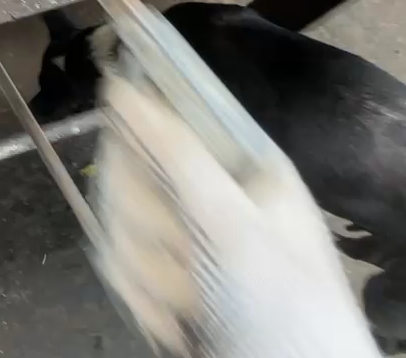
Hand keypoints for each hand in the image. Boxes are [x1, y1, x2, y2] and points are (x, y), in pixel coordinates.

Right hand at [94, 76, 379, 357]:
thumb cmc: (284, 309)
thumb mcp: (235, 226)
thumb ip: (177, 153)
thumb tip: (121, 86)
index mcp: (239, 164)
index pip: (163, 118)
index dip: (141, 143)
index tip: (139, 174)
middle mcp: (212, 191)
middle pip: (131, 170)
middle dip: (147, 224)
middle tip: (183, 254)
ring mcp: (189, 235)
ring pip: (121, 218)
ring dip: (147, 268)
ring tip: (186, 302)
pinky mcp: (167, 273)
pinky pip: (121, 257)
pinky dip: (140, 293)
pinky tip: (170, 320)